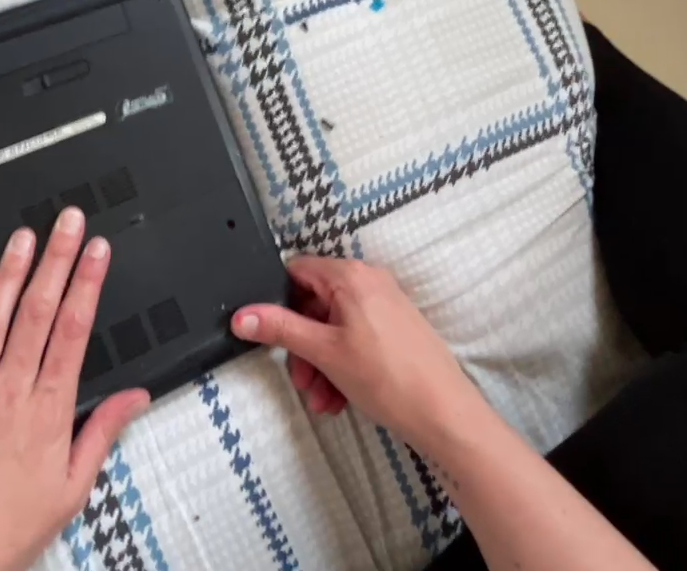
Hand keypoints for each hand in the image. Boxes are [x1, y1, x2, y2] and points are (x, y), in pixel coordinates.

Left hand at [0, 208, 150, 570]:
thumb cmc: (3, 533)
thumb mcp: (71, 490)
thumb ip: (103, 433)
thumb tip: (135, 396)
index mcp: (46, 409)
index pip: (74, 329)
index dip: (87, 282)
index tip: (96, 250)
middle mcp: (7, 392)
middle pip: (38, 312)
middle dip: (56, 260)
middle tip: (66, 222)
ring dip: (9, 275)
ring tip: (22, 238)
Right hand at [230, 256, 485, 455]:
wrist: (444, 414)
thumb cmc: (387, 377)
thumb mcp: (324, 352)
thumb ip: (280, 329)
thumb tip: (241, 315)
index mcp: (350, 275)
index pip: (298, 271)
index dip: (280, 301)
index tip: (273, 333)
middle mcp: (369, 280)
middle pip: (316, 303)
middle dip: (302, 345)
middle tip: (300, 380)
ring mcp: (385, 303)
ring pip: (335, 326)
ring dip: (320, 363)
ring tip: (321, 401)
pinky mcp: (395, 327)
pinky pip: (356, 337)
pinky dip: (342, 365)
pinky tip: (338, 400)